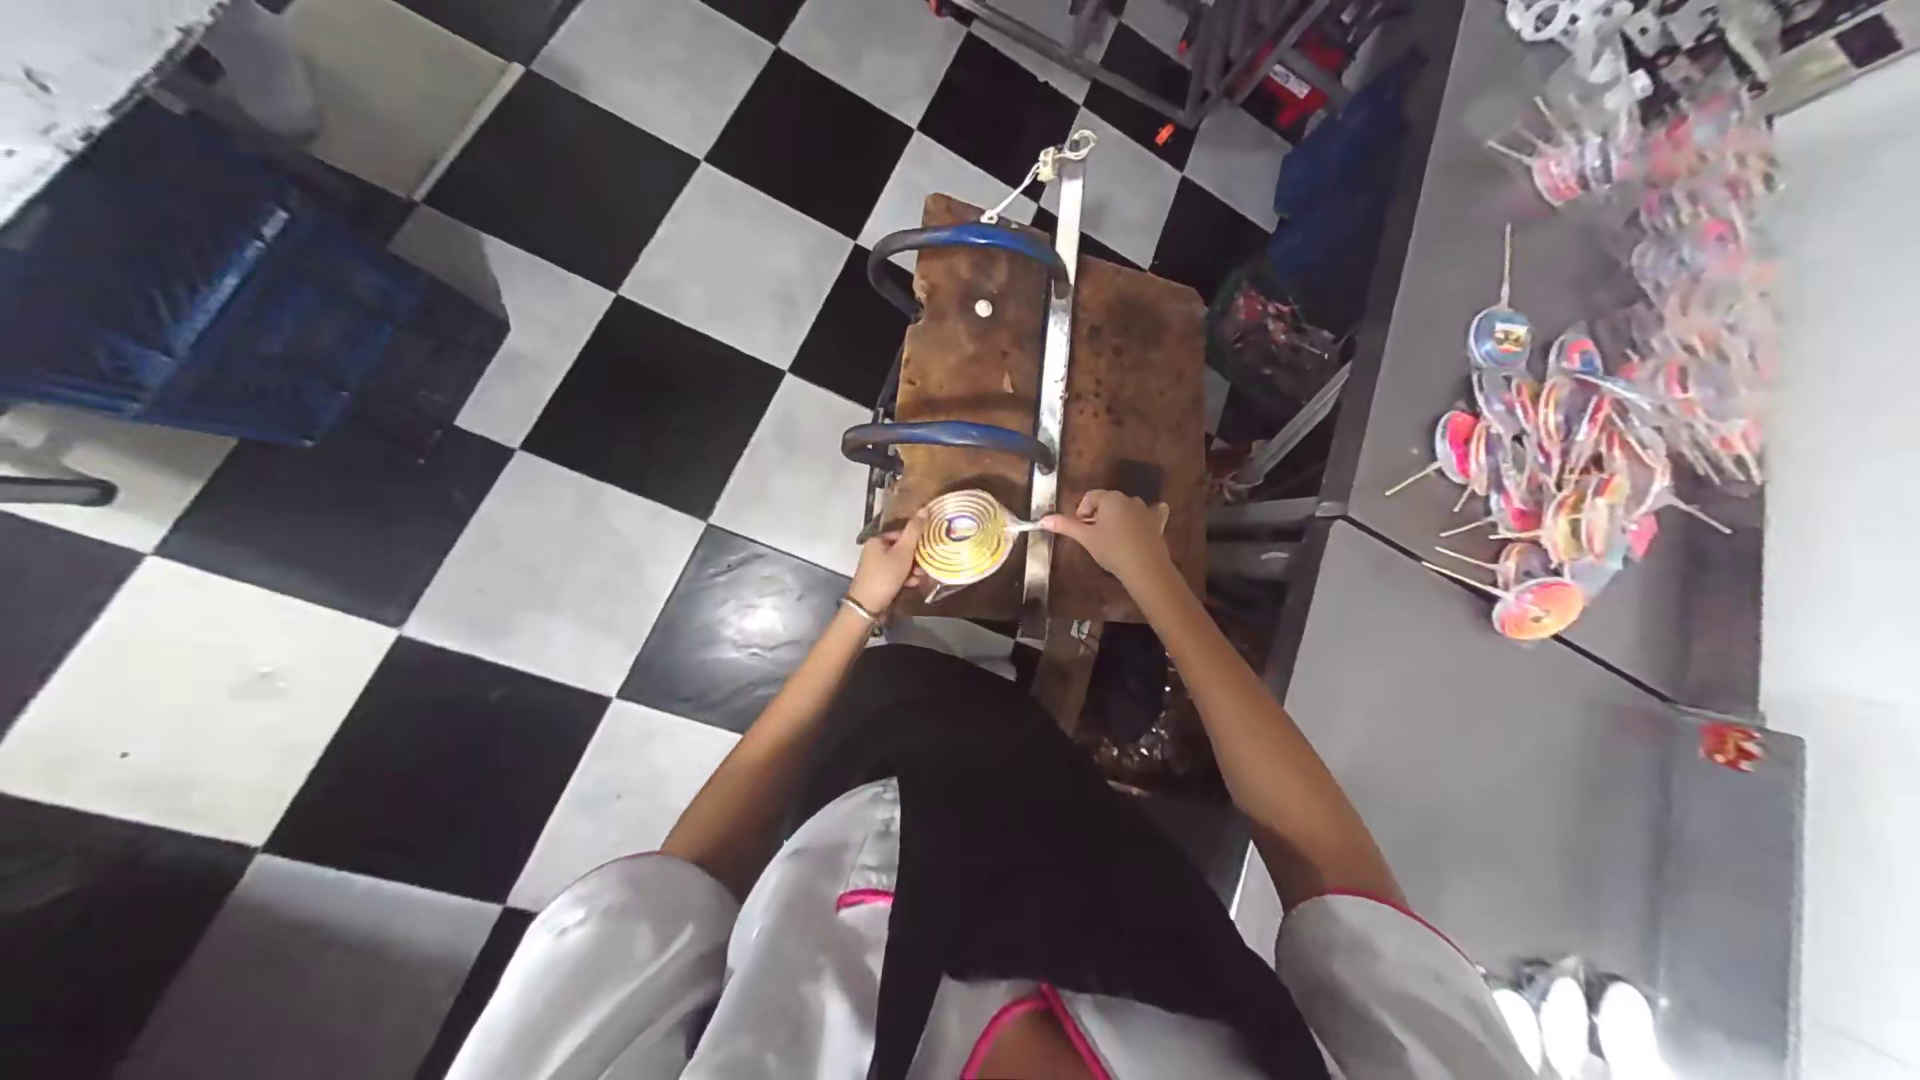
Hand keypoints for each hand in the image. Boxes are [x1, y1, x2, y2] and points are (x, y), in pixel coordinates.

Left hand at [848, 511, 927, 613]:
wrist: (867, 607)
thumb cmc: (886, 576)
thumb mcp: (903, 552)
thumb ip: (915, 531)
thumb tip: (925, 509)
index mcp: (878, 540)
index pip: (903, 534)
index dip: (917, 541)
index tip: (929, 550)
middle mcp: (875, 550)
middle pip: (903, 549)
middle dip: (917, 559)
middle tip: (926, 567)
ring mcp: (876, 566)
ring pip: (901, 563)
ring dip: (913, 570)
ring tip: (919, 578)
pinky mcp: (879, 580)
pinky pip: (896, 574)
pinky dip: (905, 578)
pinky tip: (912, 584)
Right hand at [1040, 490, 1172, 586]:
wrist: (1144, 567)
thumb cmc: (1111, 549)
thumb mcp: (1085, 538)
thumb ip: (1065, 526)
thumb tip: (1043, 519)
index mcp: (1110, 498)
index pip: (1090, 496)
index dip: (1082, 511)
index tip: (1081, 528)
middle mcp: (1129, 499)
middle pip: (1108, 501)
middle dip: (1098, 514)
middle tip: (1093, 535)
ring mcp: (1145, 510)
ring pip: (1126, 507)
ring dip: (1117, 517)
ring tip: (1112, 537)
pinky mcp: (1157, 522)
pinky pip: (1152, 513)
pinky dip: (1145, 516)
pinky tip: (1143, 523)